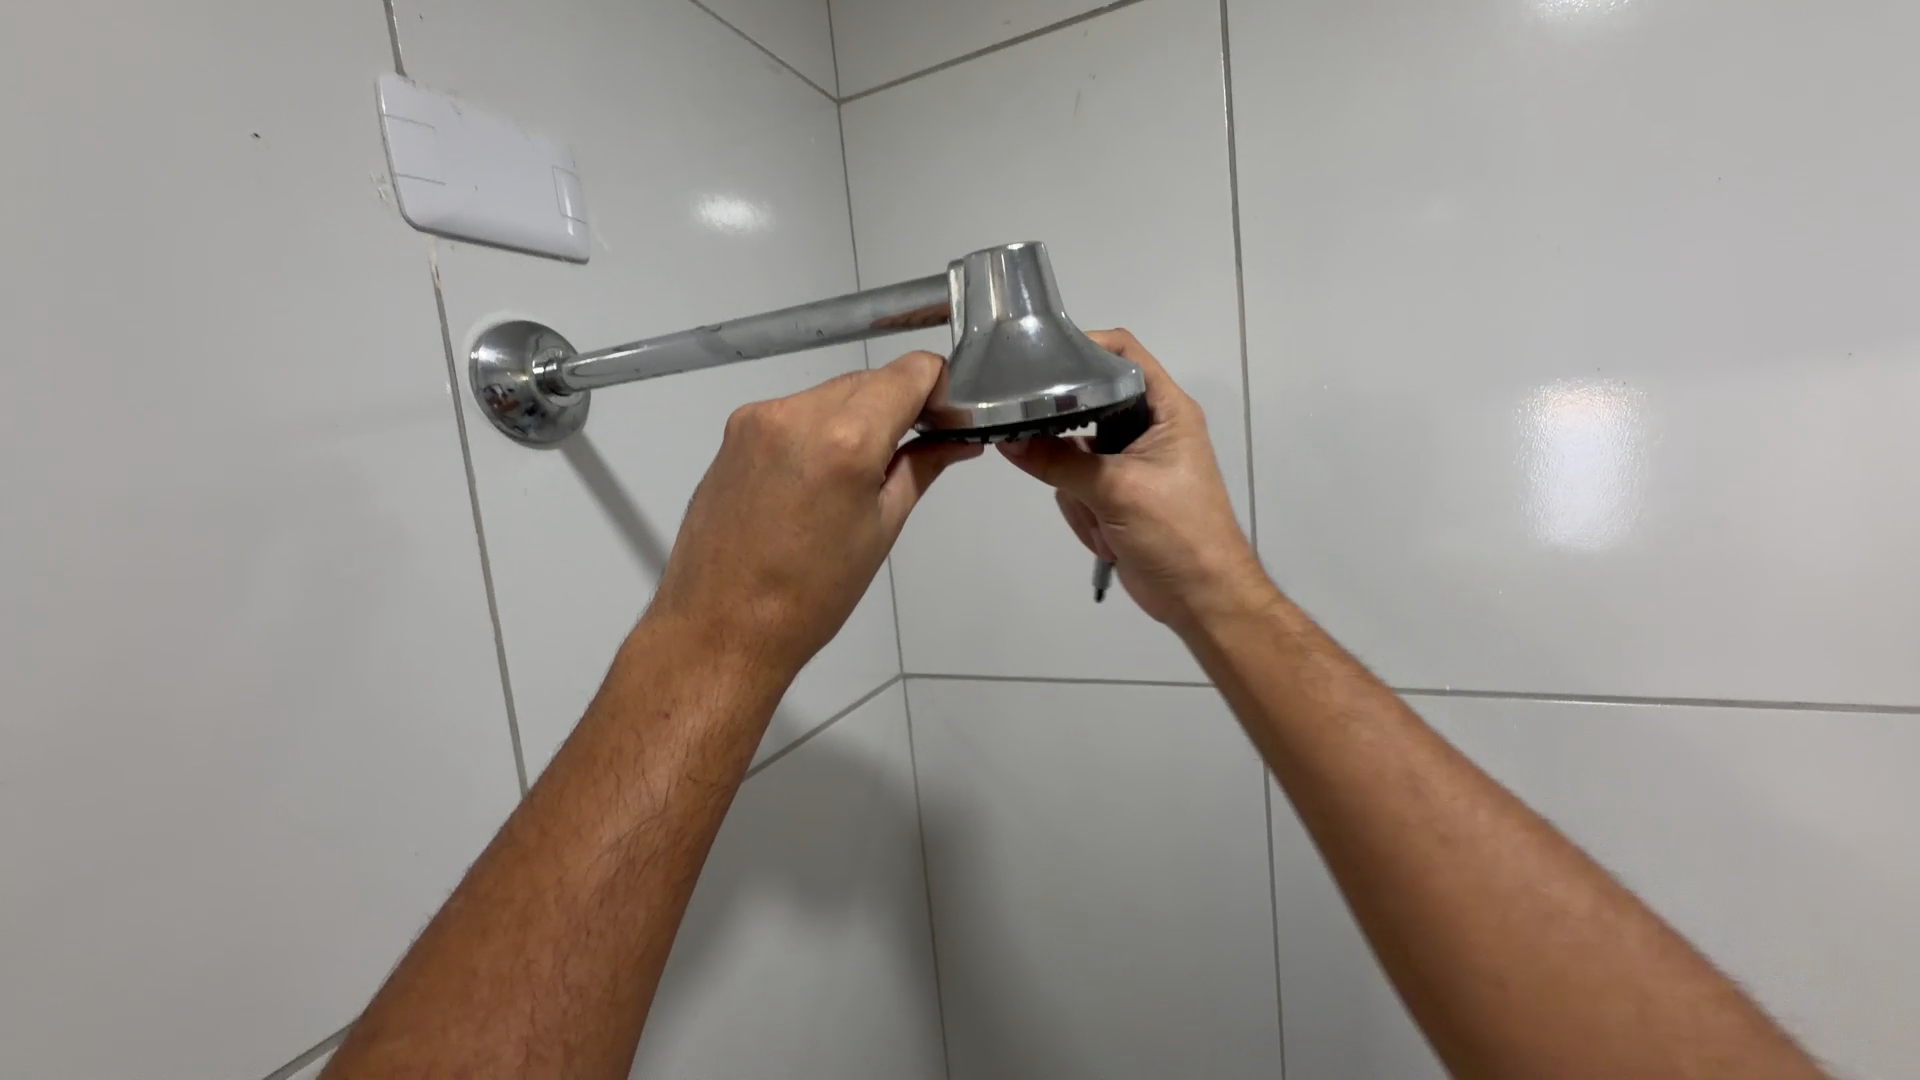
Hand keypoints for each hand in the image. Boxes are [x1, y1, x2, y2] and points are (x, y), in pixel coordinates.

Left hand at [649, 352, 980, 676]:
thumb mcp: (881, 529)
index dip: (938, 390)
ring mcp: (758, 419)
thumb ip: (921, 468)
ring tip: (857, 477)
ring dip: (858, 417)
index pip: (910, 372)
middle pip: (870, 379)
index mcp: (845, 440)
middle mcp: (798, 414)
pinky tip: (817, 479)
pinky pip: (795, 411)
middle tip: (910, 453)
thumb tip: (957, 441)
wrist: (722, 626)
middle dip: (899, 405)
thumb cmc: (809, 595)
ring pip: (831, 393)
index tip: (941, 424)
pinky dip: (819, 429)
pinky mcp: (734, 433)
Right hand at [998, 330, 1270, 629]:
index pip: (1124, 354)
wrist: (1201, 597)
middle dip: (1068, 442)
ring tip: (1104, 520)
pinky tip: (1106, 537)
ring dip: (1078, 494)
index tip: (1039, 357)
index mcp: (1165, 410)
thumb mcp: (1116, 490)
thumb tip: (1007, 440)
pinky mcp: (1113, 495)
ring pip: (1072, 456)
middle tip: (1041, 447)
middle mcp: (1146, 429)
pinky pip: (1075, 489)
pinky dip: (1083, 515)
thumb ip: (1058, 462)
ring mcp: (1127, 464)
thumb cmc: (1178, 532)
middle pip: (1086, 407)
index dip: (1085, 346)